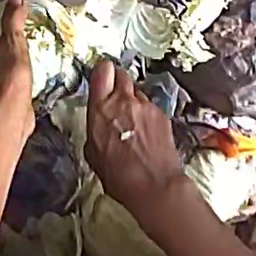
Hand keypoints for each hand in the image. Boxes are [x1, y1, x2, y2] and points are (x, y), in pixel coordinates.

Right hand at [85, 60, 187, 221]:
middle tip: (115, 98)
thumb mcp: (93, 153)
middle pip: (121, 74)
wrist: (155, 186)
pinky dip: (147, 115)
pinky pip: (150, 107)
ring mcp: (145, 106)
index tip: (101, 78)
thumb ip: (95, 129)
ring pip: (137, 91)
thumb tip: (98, 125)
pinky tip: (146, 133)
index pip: (102, 69)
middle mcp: (124, 100)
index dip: (102, 72)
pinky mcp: (162, 114)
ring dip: (132, 101)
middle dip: (117, 82)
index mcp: (101, 108)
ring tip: (132, 122)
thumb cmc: (119, 175)